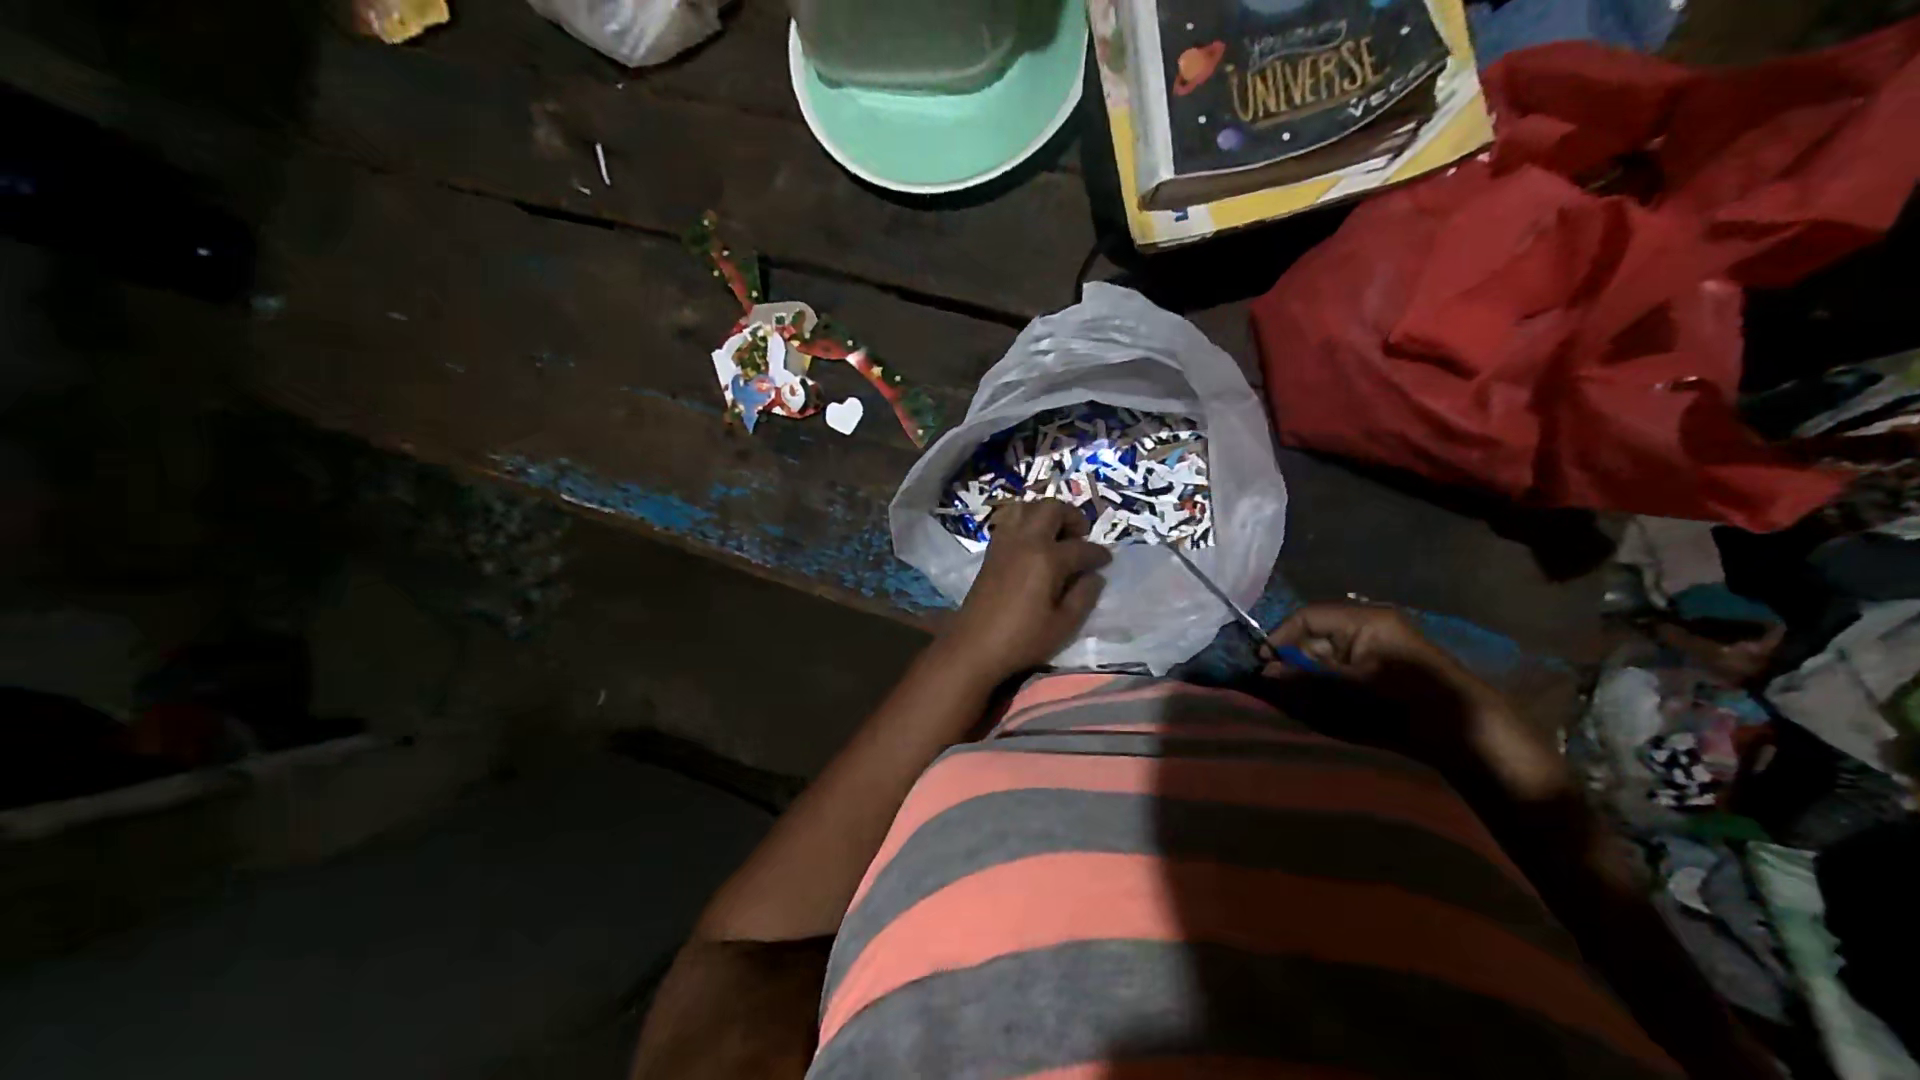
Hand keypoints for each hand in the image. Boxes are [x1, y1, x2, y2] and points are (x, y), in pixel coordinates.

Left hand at [937, 499, 1110, 682]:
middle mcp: (1026, 541)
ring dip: (1046, 514)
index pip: (1082, 548)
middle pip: (1052, 508)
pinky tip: (1033, 544)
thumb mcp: (1064, 625)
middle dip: (1073, 518)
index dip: (1099, 554)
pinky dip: (1026, 521)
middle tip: (1080, 538)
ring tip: (1056, 536)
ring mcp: (1005, 542)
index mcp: (1047, 559)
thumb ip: (1084, 596)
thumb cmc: (1022, 639)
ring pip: (1027, 506)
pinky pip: (1010, 520)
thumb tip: (1095, 576)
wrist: (974, 646)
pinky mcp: (991, 549)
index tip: (1107, 561)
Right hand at [1262, 603, 1471, 695]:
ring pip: (1323, 654)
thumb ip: (1306, 676)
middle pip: (1314, 634)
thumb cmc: (1406, 700)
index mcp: (1364, 619)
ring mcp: (1373, 648)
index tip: (1263, 661)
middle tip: (1279, 683)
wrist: (1462, 732)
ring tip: (1300, 695)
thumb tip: (1266, 670)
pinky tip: (1321, 700)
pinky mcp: (1377, 670)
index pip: (1308, 616)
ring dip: (1308, 674)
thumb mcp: (1350, 686)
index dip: (1281, 635)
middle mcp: (1367, 626)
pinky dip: (1324, 683)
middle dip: (1293, 657)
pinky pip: (1338, 669)